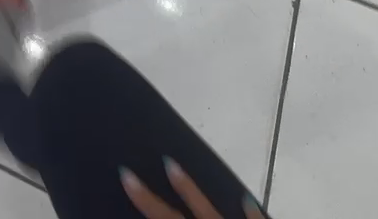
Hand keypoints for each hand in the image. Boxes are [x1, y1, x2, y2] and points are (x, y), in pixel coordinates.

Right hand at [120, 159, 267, 218]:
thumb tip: (165, 217)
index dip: (144, 202)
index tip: (125, 178)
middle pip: (178, 218)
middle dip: (152, 199)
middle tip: (128, 173)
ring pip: (211, 212)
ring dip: (190, 191)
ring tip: (172, 165)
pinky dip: (252, 214)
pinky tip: (246, 200)